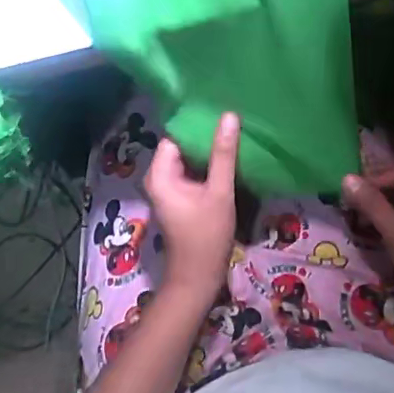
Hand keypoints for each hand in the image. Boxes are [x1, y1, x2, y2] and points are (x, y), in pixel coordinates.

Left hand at [144, 112, 240, 300]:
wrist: (199, 279)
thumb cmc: (206, 236)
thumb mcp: (219, 192)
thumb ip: (224, 154)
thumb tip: (229, 115)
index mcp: (160, 174)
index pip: (176, 136)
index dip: (197, 125)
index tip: (220, 113)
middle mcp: (159, 178)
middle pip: (182, 146)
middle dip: (205, 136)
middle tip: (232, 122)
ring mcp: (169, 189)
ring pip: (189, 159)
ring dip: (208, 151)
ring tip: (234, 136)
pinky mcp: (181, 198)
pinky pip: (193, 172)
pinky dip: (208, 166)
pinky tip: (229, 159)